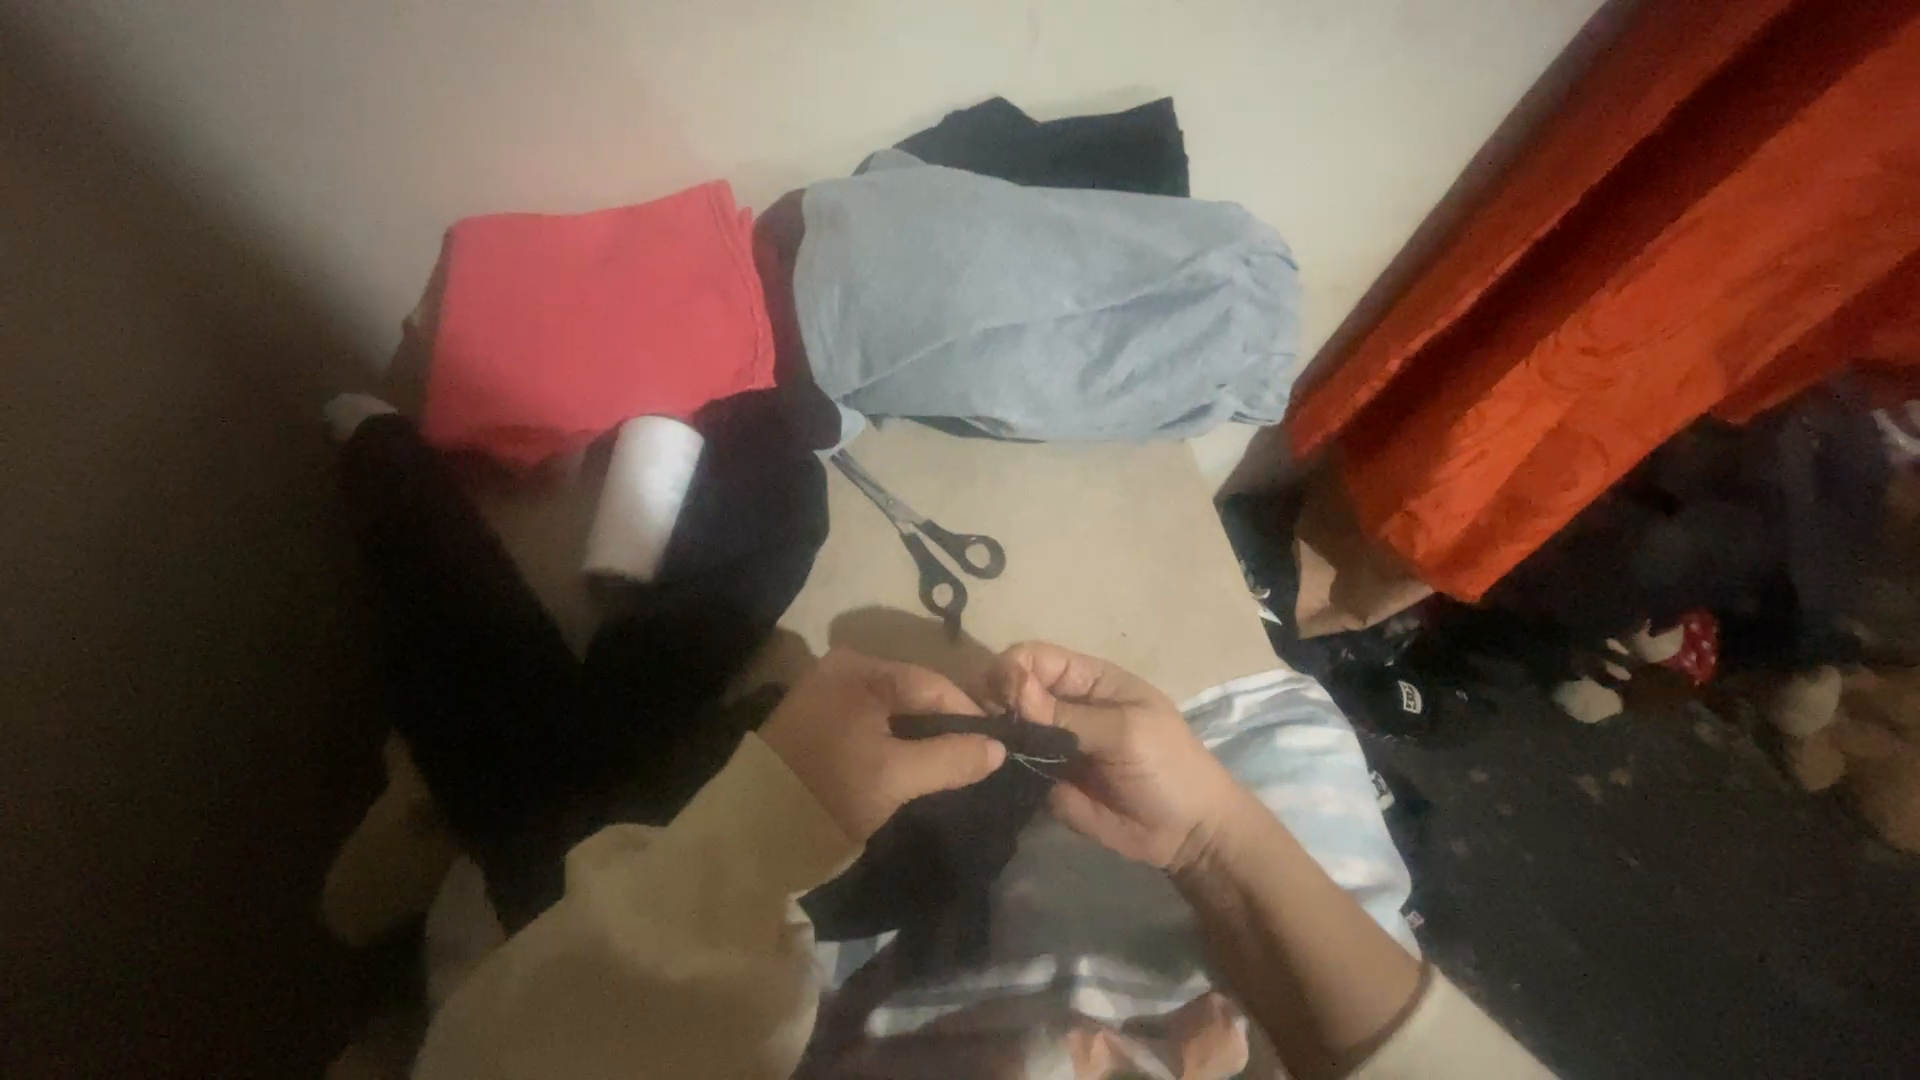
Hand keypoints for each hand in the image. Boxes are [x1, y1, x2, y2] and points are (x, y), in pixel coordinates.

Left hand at [759, 648, 1006, 840]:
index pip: (932, 684)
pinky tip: (909, 764)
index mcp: (860, 669)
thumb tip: (999, 749)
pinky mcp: (815, 720)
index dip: (967, 715)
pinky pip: (870, 721)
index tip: (994, 747)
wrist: (751, 832)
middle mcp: (841, 669)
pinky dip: (893, 740)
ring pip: (892, 710)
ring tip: (946, 765)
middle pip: (911, 694)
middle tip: (973, 758)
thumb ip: (951, 758)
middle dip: (943, 725)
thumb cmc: (831, 791)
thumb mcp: (897, 776)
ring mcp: (824, 693)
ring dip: (919, 735)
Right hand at [999, 641, 1246, 871]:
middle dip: (992, 699)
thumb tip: (1011, 686)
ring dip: (989, 732)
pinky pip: (1010, 765)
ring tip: (985, 749)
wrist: (1188, 836)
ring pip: (1004, 726)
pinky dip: (996, 765)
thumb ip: (1068, 713)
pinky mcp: (1041, 780)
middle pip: (1010, 688)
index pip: (1034, 657)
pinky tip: (987, 770)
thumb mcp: (1126, 732)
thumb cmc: (1168, 767)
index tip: (1002, 695)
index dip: (1012, 669)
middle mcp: (1061, 704)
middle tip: (985, 726)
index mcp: (1087, 679)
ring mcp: (1048, 743)